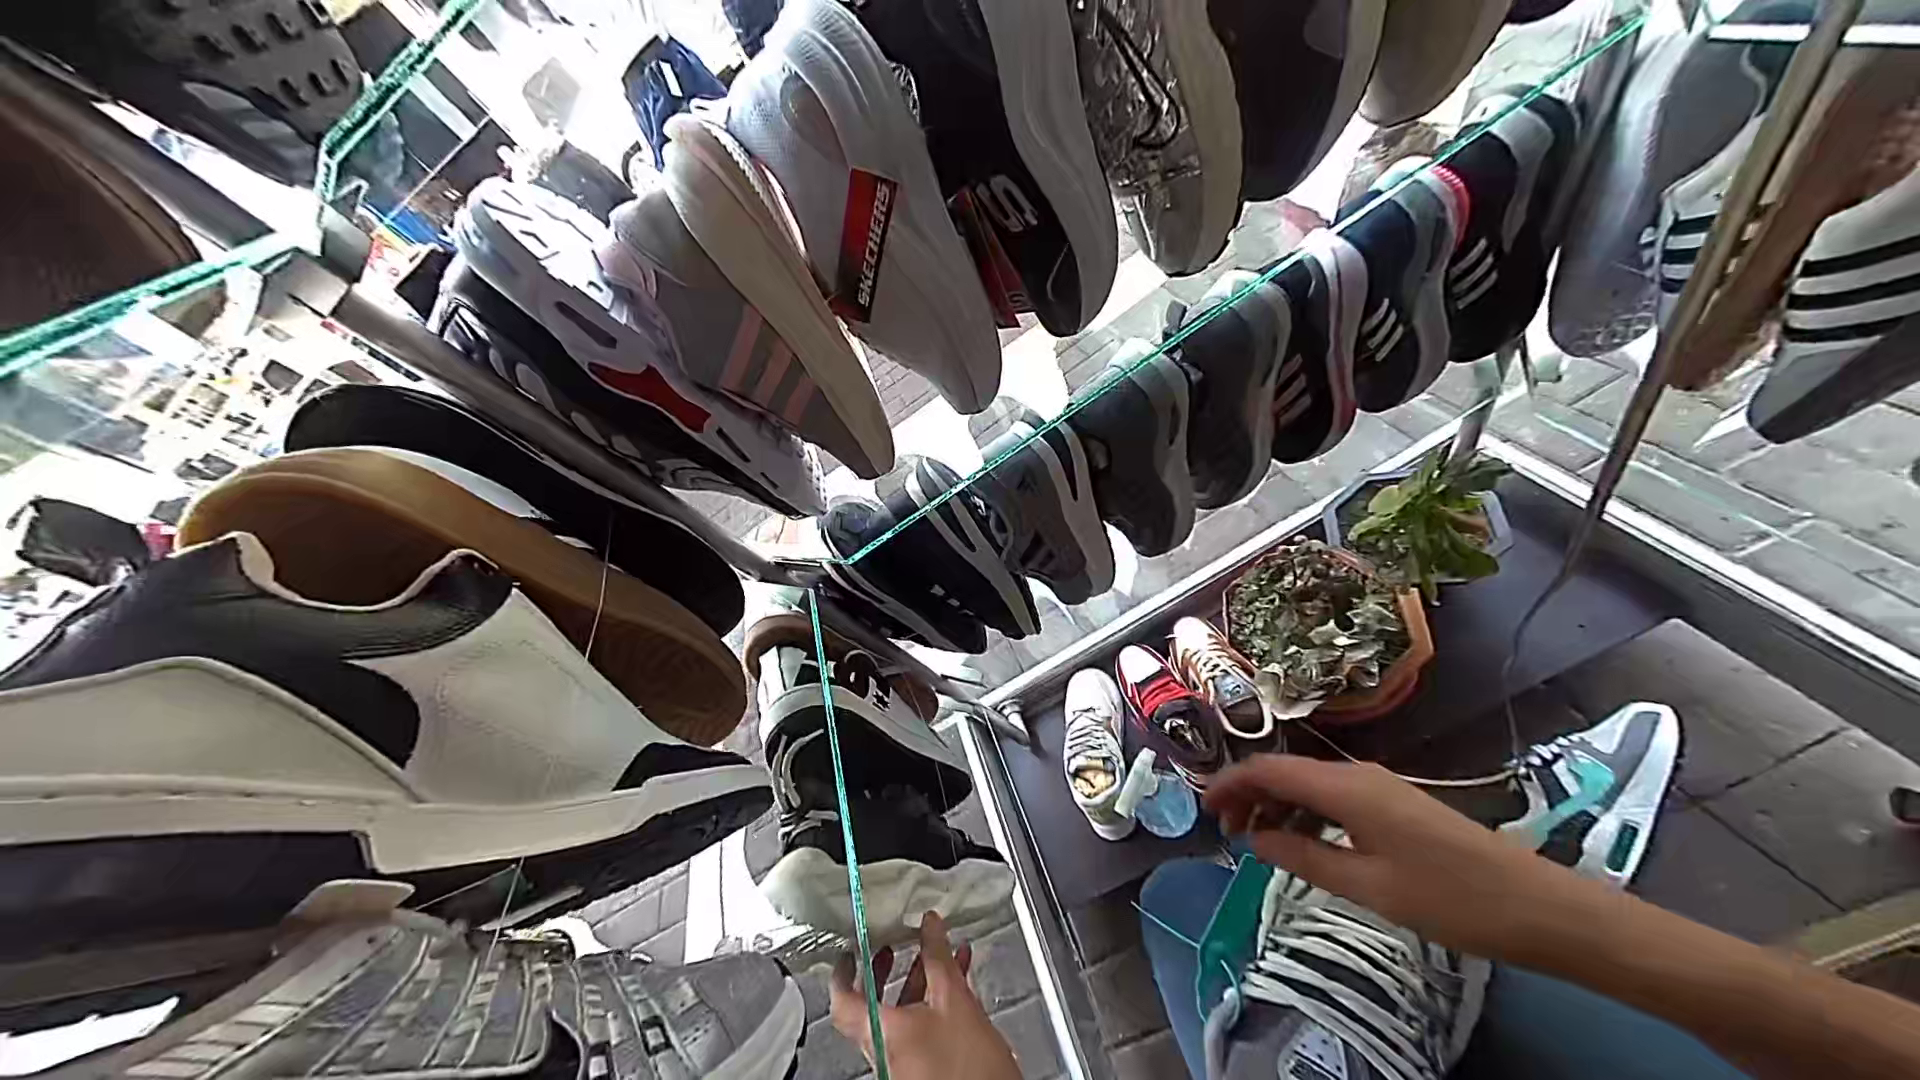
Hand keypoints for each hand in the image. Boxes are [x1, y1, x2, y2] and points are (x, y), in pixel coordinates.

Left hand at [828, 913, 1020, 1079]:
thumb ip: (937, 955)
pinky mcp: (925, 1068)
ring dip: (916, 981)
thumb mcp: (952, 997)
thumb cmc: (966, 1067)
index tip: (849, 954)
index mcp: (881, 1033)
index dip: (843, 973)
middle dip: (883, 972)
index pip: (843, 1002)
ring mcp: (903, 1063)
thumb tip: (929, 926)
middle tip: (887, 950)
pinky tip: (956, 979)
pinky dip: (932, 1000)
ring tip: (932, 956)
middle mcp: (885, 1052)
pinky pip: (919, 1026)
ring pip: (901, 1014)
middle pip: (872, 1005)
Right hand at [1204, 755, 1604, 961]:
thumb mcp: (1367, 886)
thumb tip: (1256, 841)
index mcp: (1345, 787)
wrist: (1545, 909)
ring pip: (1307, 784)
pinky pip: (1332, 797)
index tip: (1205, 808)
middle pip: (1284, 771)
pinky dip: (1305, 813)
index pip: (1268, 769)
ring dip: (1276, 806)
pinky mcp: (1392, 803)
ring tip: (1257, 841)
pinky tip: (1302, 842)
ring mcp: (1377, 786)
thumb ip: (1303, 857)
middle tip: (1226, 831)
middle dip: (1248, 795)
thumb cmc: (1452, 899)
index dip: (1230, 783)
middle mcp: (1356, 775)